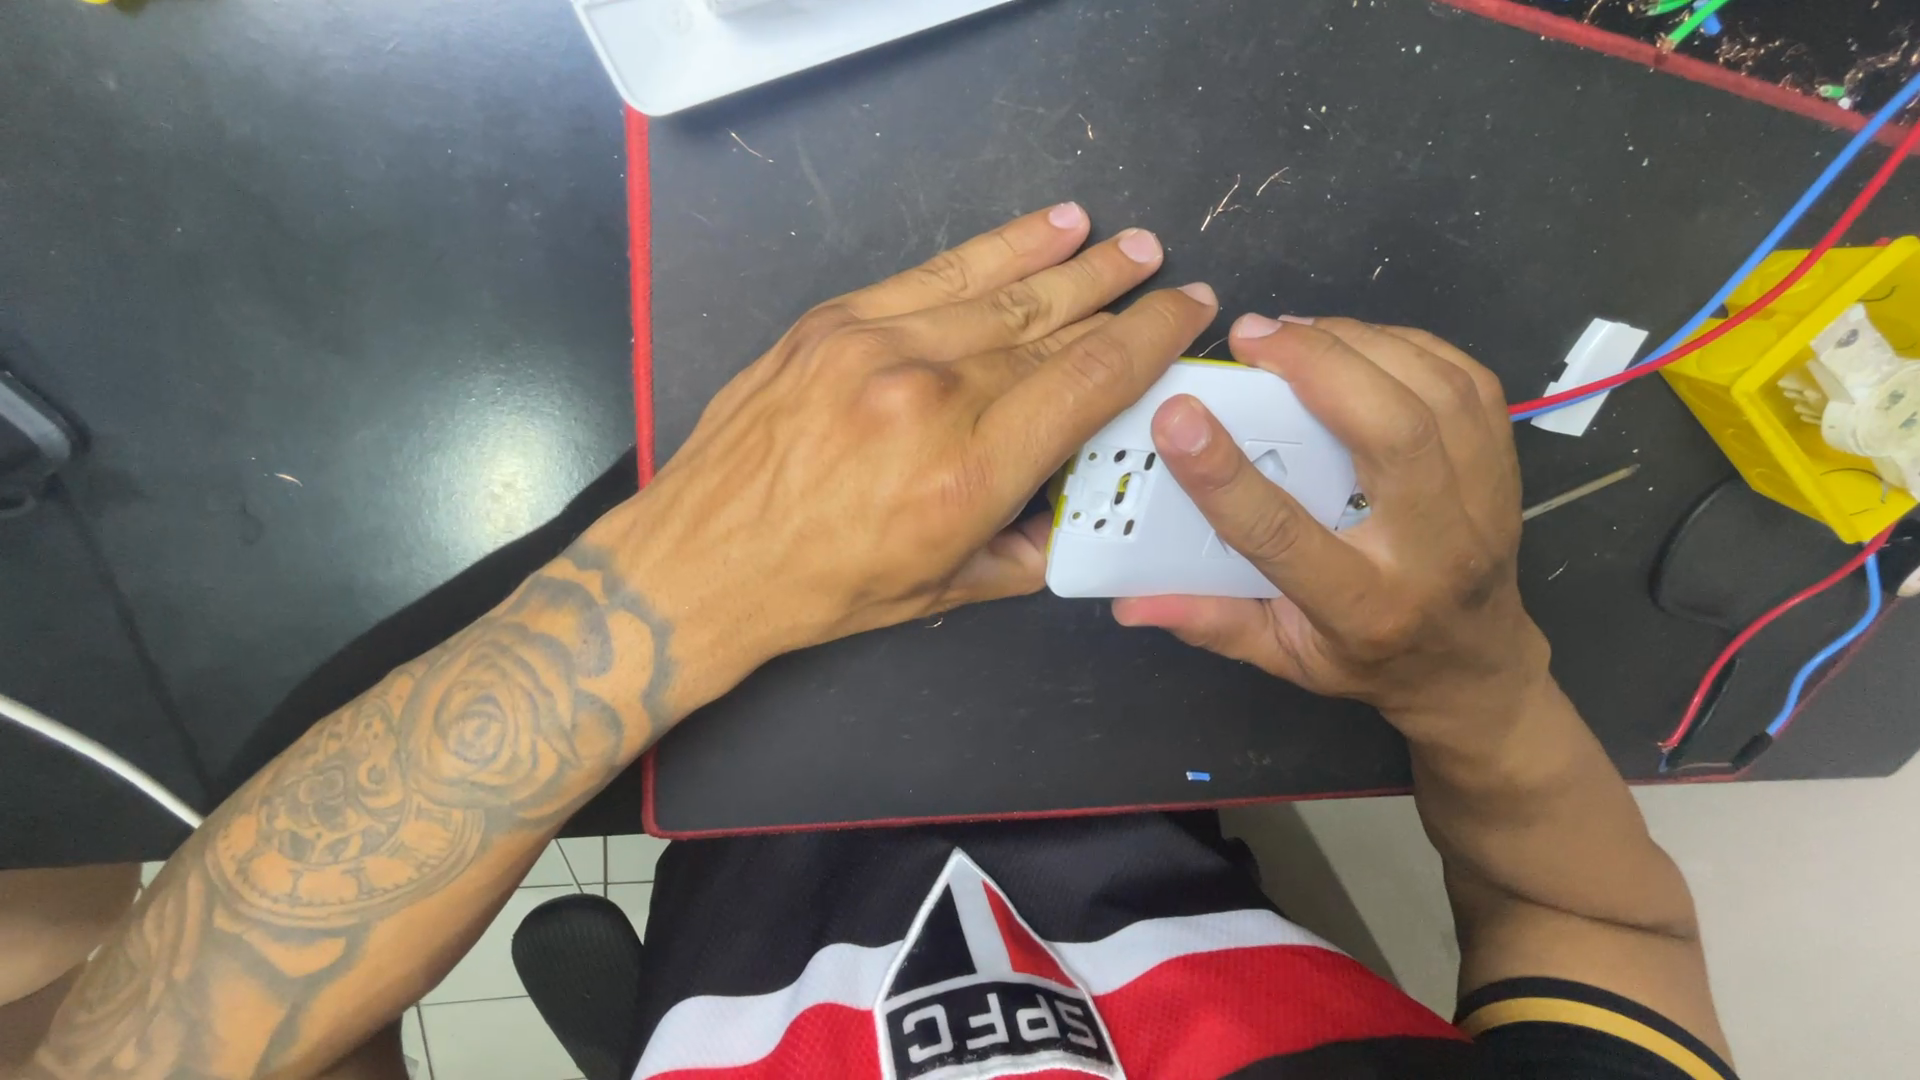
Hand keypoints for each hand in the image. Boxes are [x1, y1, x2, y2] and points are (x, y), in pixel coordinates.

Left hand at [619, 205, 1217, 680]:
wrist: (706, 558)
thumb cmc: (826, 587)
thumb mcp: (942, 590)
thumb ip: (1024, 548)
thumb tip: (1072, 511)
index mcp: (969, 473)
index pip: (1086, 383)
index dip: (1148, 341)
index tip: (1185, 313)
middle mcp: (932, 396)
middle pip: (1050, 330)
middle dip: (1119, 298)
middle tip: (1166, 272)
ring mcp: (878, 347)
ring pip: (1000, 292)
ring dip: (1070, 263)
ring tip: (1118, 243)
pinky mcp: (835, 322)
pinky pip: (935, 274)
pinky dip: (997, 249)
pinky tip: (1043, 230)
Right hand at [1111, 316, 1548, 741]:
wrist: (1475, 668)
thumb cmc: (1366, 660)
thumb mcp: (1280, 655)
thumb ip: (1209, 622)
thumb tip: (1126, 604)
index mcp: (1360, 604)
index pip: (1283, 532)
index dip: (1225, 473)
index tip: (1177, 415)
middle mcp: (1432, 548)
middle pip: (1392, 434)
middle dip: (1319, 367)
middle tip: (1252, 337)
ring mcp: (1481, 503)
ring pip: (1436, 394)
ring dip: (1359, 345)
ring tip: (1293, 331)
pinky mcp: (1504, 467)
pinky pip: (1466, 382)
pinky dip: (1405, 345)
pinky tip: (1352, 342)